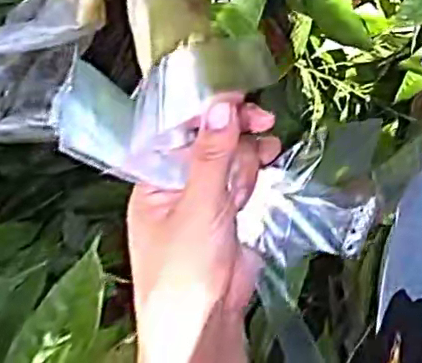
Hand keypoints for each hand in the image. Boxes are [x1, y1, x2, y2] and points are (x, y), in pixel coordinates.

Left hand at [129, 98, 280, 362]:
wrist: (205, 328)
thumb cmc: (184, 275)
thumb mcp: (199, 207)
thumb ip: (213, 154)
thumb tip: (221, 105)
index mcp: (154, 182)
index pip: (177, 131)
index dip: (206, 109)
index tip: (235, 92)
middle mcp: (176, 185)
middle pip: (208, 138)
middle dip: (236, 128)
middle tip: (262, 118)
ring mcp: (202, 198)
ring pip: (230, 154)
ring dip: (249, 150)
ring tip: (266, 152)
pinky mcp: (226, 210)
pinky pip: (242, 174)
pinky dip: (255, 167)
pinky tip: (267, 165)